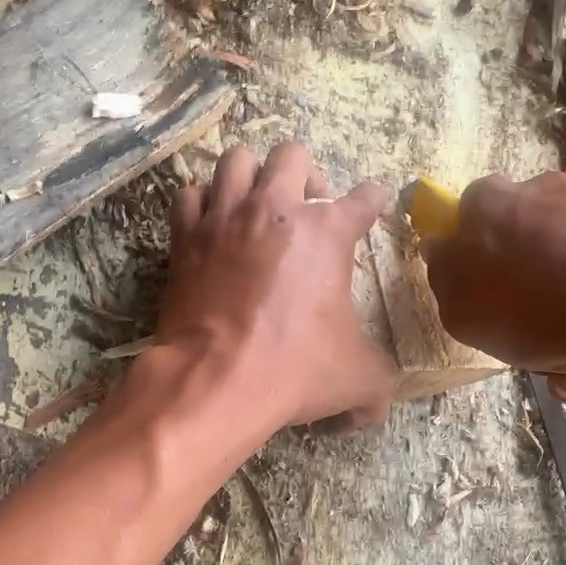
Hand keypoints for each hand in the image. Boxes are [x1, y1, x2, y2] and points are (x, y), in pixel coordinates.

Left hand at [153, 142, 394, 430]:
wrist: (218, 379)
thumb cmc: (295, 369)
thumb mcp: (358, 378)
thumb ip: (379, 383)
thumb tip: (377, 408)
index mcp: (327, 232)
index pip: (363, 199)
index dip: (374, 198)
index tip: (374, 198)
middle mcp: (276, 210)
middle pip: (292, 156)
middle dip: (305, 173)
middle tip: (307, 208)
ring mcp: (226, 218)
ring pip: (236, 160)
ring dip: (251, 176)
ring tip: (256, 204)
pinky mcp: (186, 237)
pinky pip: (191, 194)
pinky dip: (203, 201)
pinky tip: (211, 222)